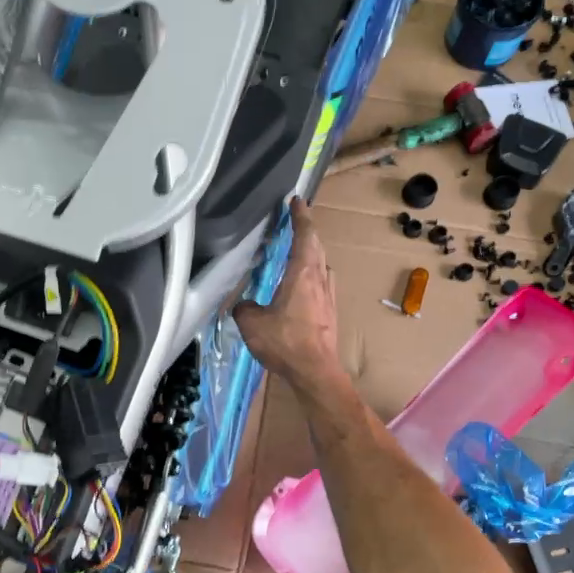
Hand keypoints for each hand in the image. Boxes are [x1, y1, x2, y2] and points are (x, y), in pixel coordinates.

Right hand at [233, 197, 341, 395]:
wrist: (315, 372)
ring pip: (322, 265)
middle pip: (316, 247)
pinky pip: (323, 284)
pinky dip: (314, 276)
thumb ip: (244, 308)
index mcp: (302, 273)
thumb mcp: (252, 324)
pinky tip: (306, 286)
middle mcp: (320, 279)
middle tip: (297, 222)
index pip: (304, 235)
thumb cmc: (285, 343)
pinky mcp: (330, 313)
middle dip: (307, 232)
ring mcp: (329, 297)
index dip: (300, 216)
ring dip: (312, 254)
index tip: (297, 201)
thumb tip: (242, 305)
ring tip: (300, 253)